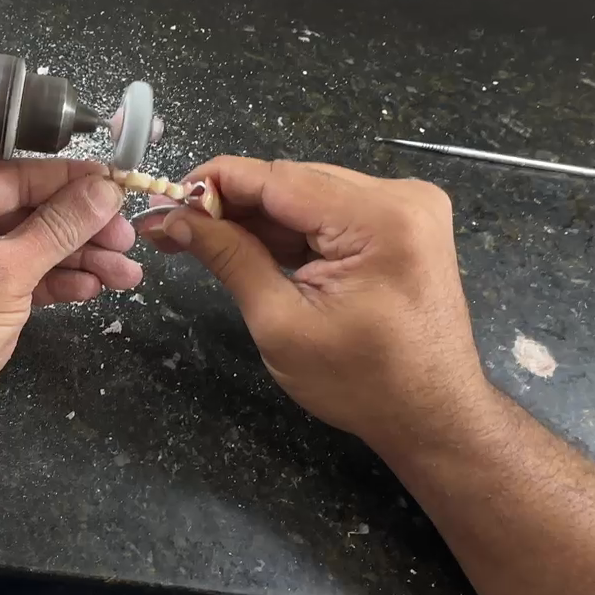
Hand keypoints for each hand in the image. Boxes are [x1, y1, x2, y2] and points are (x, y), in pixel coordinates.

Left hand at [0, 159, 141, 445]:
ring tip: (126, 273)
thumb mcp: (5, 274)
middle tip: (129, 240)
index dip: (72, 182)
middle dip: (81, 229)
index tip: (121, 185)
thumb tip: (105, 188)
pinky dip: (55, 282)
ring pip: (30, 246)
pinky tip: (92, 288)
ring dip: (78, 259)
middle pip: (27, 210)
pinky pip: (20, 275)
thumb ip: (59, 227)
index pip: (16, 176)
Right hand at [140, 157, 492, 447]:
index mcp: (378, 220)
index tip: (162, 201)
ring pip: (302, 194)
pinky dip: (282, 229)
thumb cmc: (358, 383)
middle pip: (288, 181)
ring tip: (195, 237)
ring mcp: (404, 207)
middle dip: (225, 202)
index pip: (276, 177)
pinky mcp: (398, 223)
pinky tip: (242, 244)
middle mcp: (399, 197)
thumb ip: (228, 257)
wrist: (433, 416)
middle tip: (170, 227)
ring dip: (250, 216)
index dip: (210, 183)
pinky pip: (324, 211)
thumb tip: (172, 219)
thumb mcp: (280, 322)